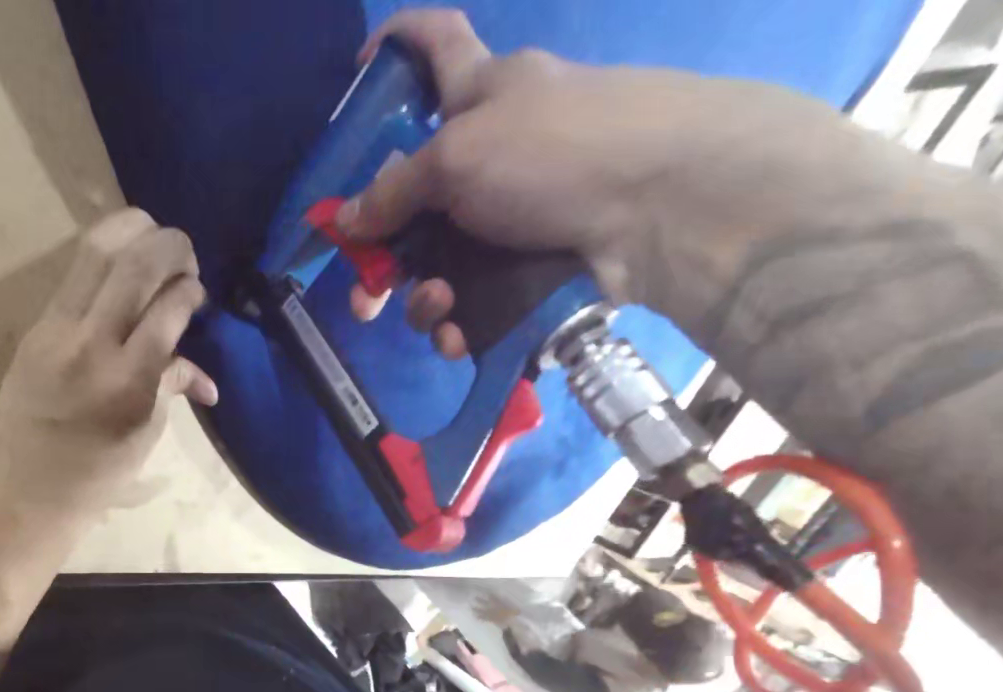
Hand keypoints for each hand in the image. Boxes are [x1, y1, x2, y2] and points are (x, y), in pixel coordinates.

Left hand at [0, 208, 216, 525]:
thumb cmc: (104, 469)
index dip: (189, 288)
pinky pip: (71, 276)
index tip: (197, 290)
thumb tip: (207, 380)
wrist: (36, 486)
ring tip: (151, 232)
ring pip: (95, 255)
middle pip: (134, 268)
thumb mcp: (148, 431)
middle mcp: (94, 346)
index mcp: (132, 380)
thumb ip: (173, 386)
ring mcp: (58, 332)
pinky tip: (119, 254)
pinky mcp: (36, 328)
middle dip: (169, 246)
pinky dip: (101, 255)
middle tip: (184, 251)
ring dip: (130, 231)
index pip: (168, 309)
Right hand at [339, 9, 877, 353]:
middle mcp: (493, 153)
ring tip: (439, 309)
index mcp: (480, 93)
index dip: (394, 44)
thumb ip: (394, 189)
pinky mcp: (532, 273)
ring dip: (426, 300)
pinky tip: (459, 336)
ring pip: (445, 265)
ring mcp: (514, 219)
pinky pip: (479, 303)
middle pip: (419, 198)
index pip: (432, 44)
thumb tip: (342, 221)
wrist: (660, 208)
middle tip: (366, 297)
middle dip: (386, 251)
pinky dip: (463, 323)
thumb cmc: (553, 150)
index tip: (361, 71)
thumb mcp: (459, 155)